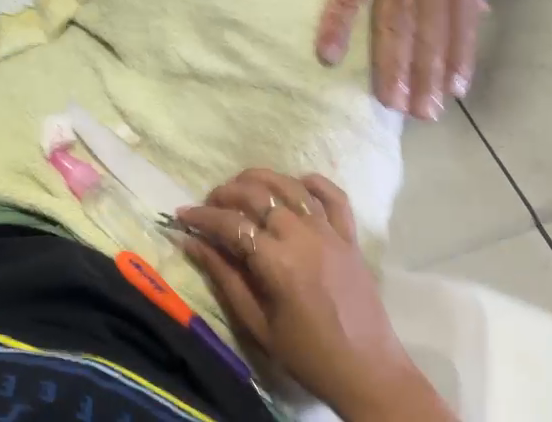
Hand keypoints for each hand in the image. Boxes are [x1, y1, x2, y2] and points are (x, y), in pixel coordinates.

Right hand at [178, 170, 447, 420]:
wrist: (370, 372)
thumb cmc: (307, 354)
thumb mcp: (257, 323)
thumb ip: (223, 277)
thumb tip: (189, 242)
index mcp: (278, 263)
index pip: (230, 224)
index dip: (201, 216)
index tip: (181, 215)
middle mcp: (303, 237)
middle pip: (255, 194)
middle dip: (224, 193)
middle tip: (209, 206)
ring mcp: (330, 233)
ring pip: (289, 185)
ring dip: (259, 179)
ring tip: (241, 188)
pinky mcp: (350, 237)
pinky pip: (333, 196)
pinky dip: (312, 183)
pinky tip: (294, 184)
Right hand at [316, 0, 478, 119]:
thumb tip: (481, 9)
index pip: (461, 22)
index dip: (457, 59)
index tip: (454, 95)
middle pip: (429, 32)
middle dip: (427, 76)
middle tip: (423, 114)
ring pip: (395, 23)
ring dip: (393, 65)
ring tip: (391, 101)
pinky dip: (337, 25)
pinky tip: (329, 54)